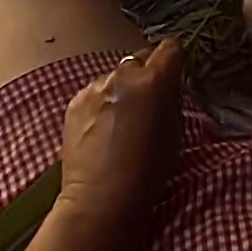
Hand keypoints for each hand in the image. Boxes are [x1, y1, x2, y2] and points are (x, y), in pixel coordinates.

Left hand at [58, 39, 184, 221]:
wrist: (99, 203)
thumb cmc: (147, 172)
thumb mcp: (174, 130)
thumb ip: (172, 97)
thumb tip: (169, 82)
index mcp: (153, 80)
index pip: (170, 47)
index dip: (176, 58)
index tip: (176, 71)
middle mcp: (123, 75)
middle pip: (141, 59)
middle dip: (148, 73)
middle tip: (148, 101)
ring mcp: (95, 86)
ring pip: (117, 76)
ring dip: (123, 88)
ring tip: (122, 119)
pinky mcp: (75, 100)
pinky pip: (96, 91)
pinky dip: (103, 102)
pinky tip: (102, 129)